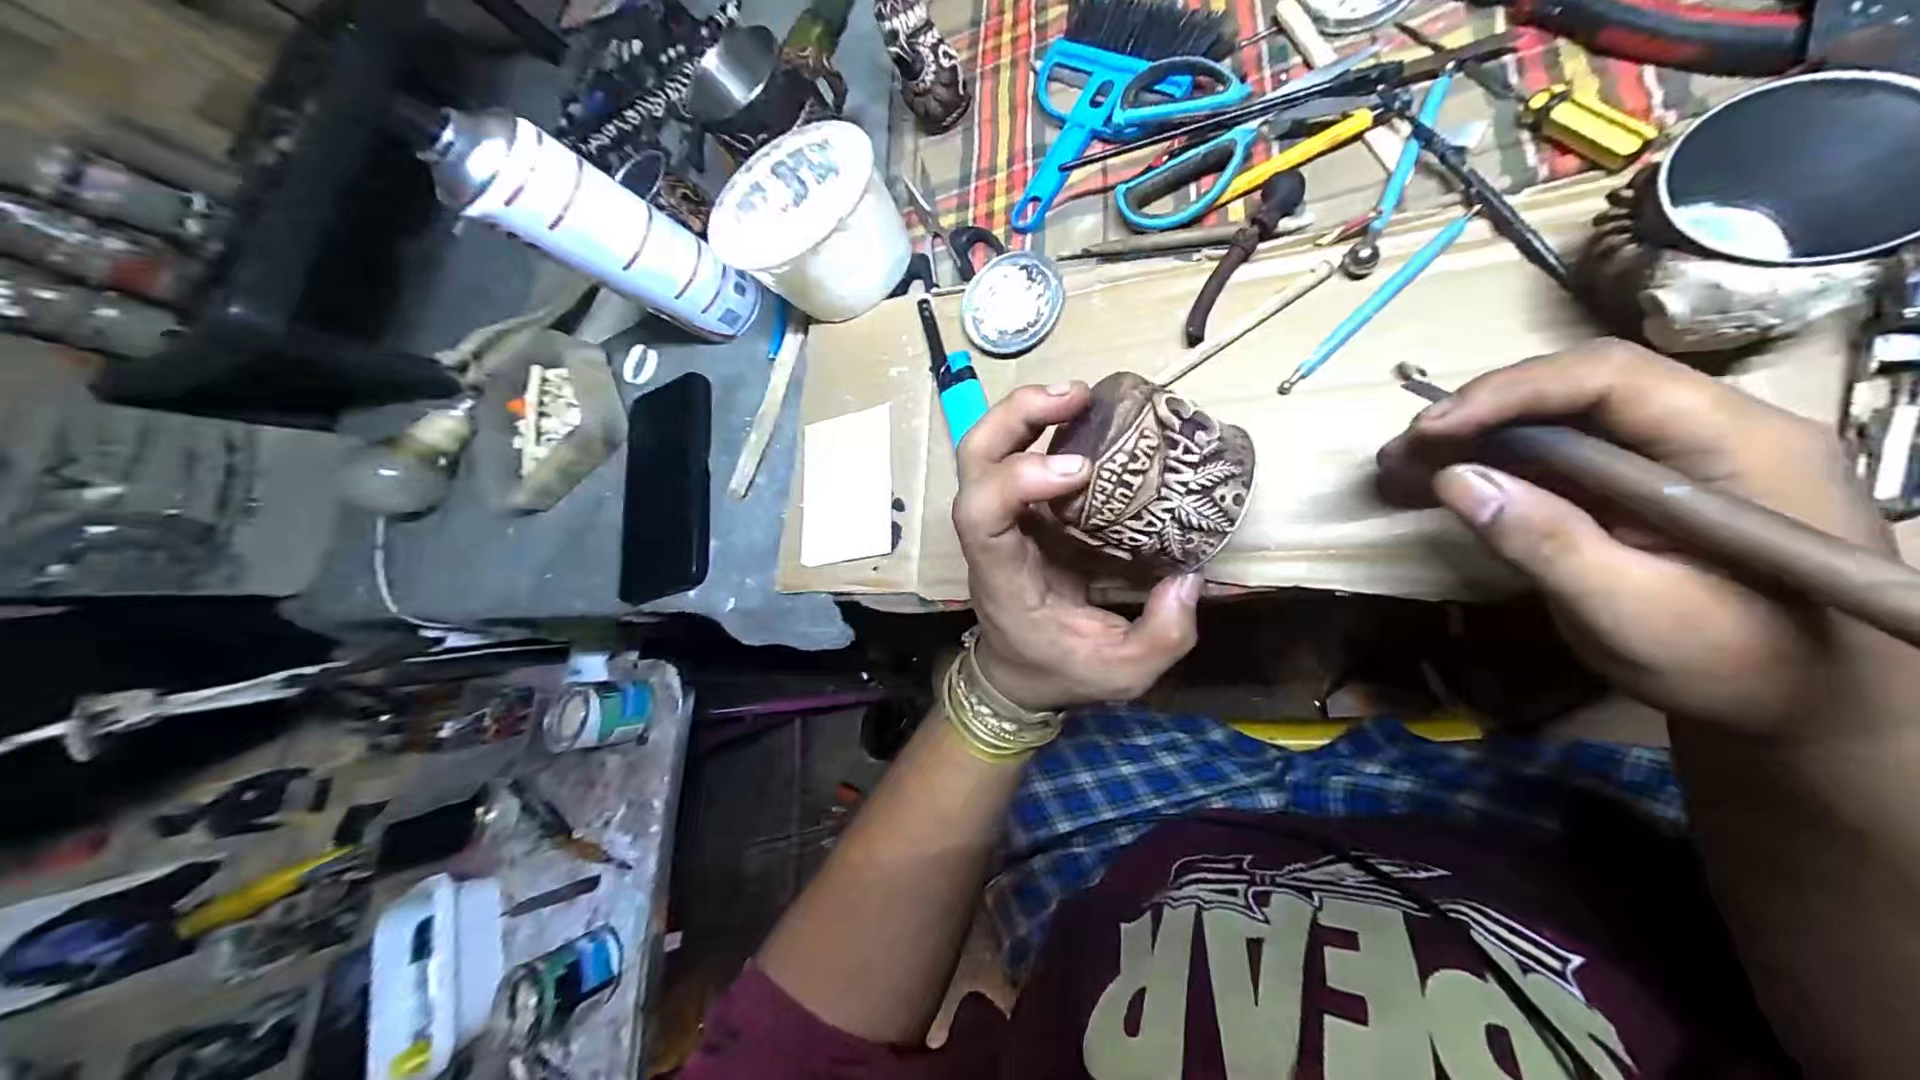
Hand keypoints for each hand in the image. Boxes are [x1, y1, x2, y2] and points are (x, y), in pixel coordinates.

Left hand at [953, 382, 1201, 710]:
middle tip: (1077, 397)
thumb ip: (1163, 635)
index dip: (1017, 478)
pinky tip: (1086, 418)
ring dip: (1026, 411)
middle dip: (1016, 416)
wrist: (1017, 673)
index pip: (978, 516)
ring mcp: (1002, 517)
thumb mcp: (1122, 673)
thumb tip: (1190, 577)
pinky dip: (1044, 428)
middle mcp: (990, 537)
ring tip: (1082, 395)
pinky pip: (1017, 455)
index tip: (1081, 470)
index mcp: (1002, 576)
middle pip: (974, 459)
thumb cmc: (1059, 670)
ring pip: (986, 448)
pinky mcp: (1021, 510)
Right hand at [1378, 340, 1898, 732]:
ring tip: (1401, 467)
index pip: (1612, 378)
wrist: (1805, 708)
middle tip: (1401, 452)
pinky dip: (1491, 467)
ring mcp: (1672, 455)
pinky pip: (1557, 457)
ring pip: (1557, 420)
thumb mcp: (1634, 614)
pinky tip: (1439, 484)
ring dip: (1474, 440)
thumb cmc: (1738, 667)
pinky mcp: (1638, 483)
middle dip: (1479, 415)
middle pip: (1576, 390)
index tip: (1432, 428)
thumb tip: (1452, 479)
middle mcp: (1709, 429)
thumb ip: (1547, 543)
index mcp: (1739, 445)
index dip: (1512, 392)